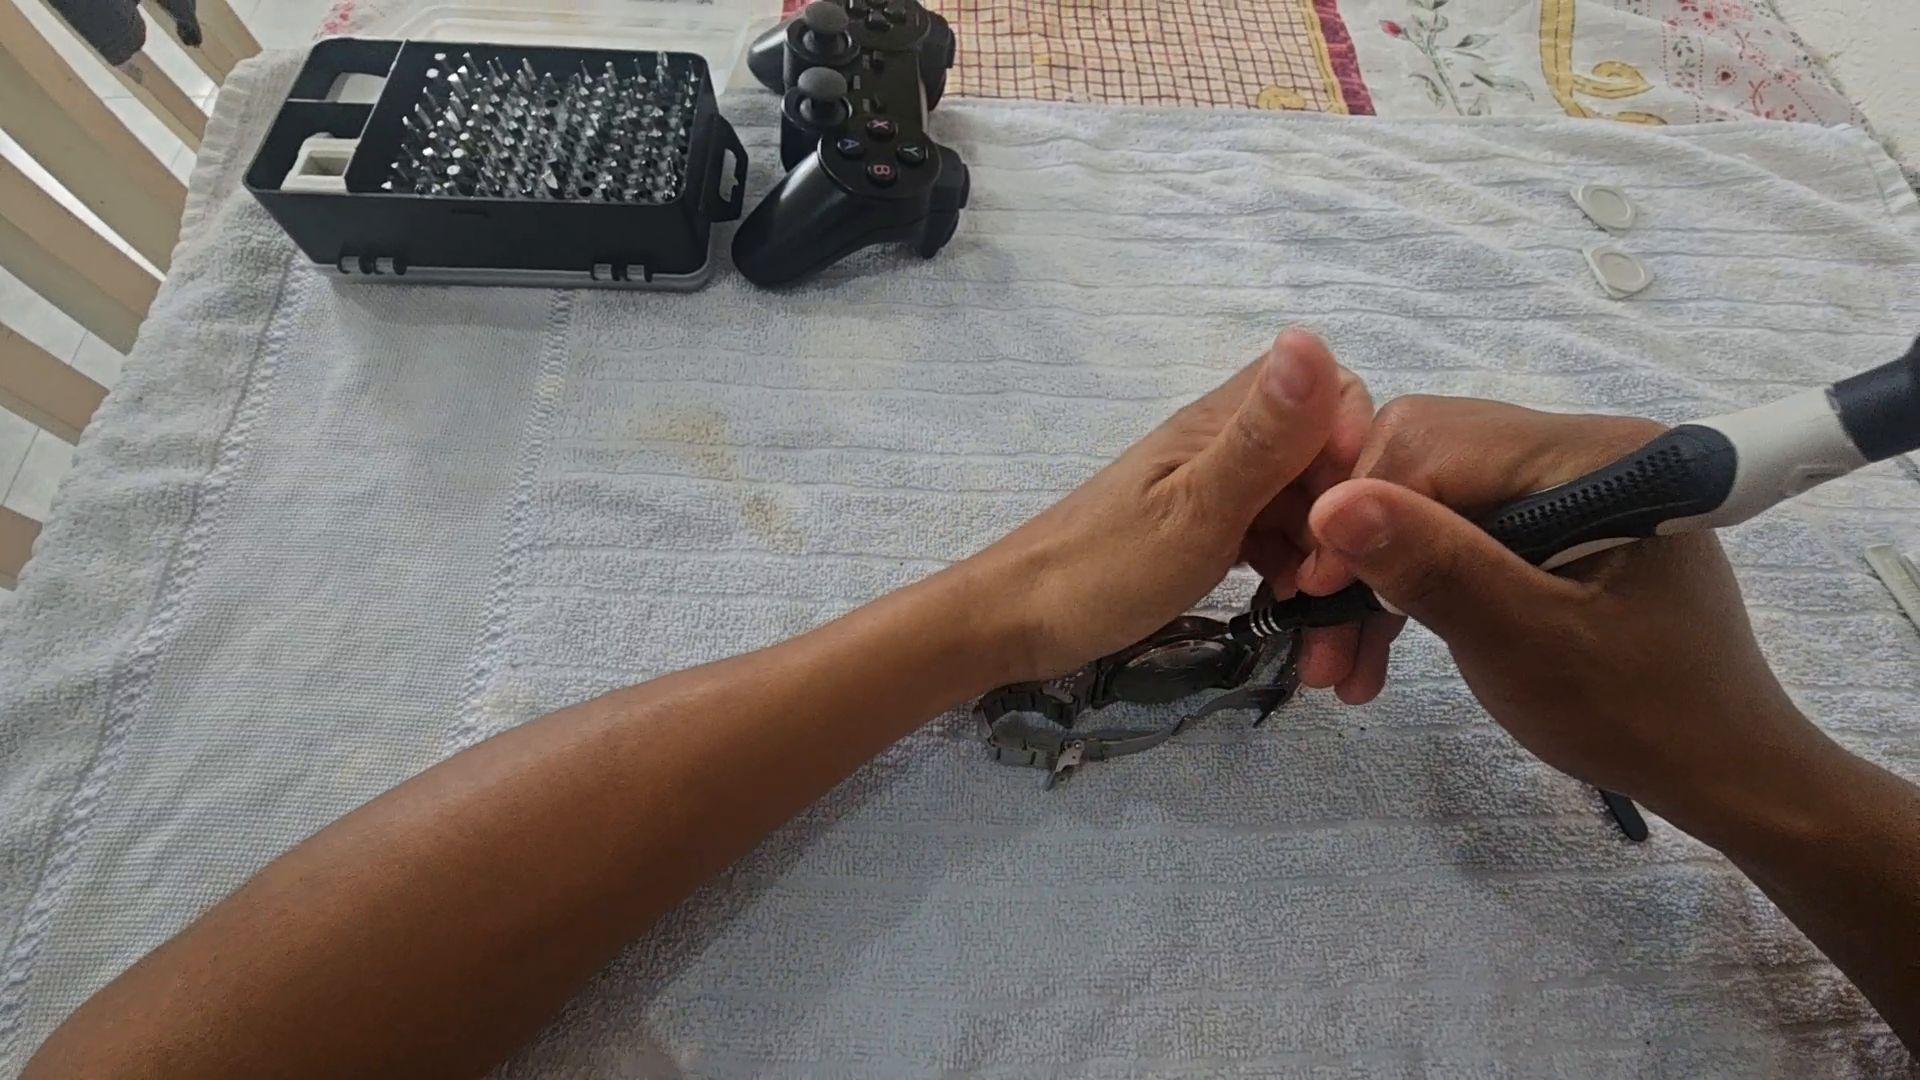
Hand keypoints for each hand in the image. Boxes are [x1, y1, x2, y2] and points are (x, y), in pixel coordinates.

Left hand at [962, 331, 1371, 683]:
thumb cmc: (1102, 571)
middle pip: (1322, 459)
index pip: (1332, 400)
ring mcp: (1209, 489)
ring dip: (1322, 555)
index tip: (1353, 528)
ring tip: (1317, 618)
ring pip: (1299, 504)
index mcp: (1219, 424)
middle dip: (1347, 520)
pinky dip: (1289, 568)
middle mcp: (1221, 446)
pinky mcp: (1200, 529)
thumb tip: (1309, 335)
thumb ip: (1260, 437)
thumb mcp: (1195, 510)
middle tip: (1332, 591)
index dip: (1359, 457)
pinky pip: (1268, 535)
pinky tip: (1287, 605)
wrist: (1017, 620)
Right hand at [1296, 396, 1831, 816]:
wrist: (1708, 768)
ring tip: (1333, 658)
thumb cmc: (1636, 713)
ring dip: (1362, 580)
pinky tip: (1364, 648)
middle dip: (1352, 545)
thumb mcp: (1524, 644)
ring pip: (1407, 500)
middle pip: (1408, 460)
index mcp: (1592, 457)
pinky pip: (1429, 532)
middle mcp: (1565, 450)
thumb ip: (1435, 568)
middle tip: (1321, 619)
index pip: (1429, 443)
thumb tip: (1329, 506)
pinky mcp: (1523, 519)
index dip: (1360, 510)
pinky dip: (1391, 588)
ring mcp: (1541, 484)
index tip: (1318, 592)